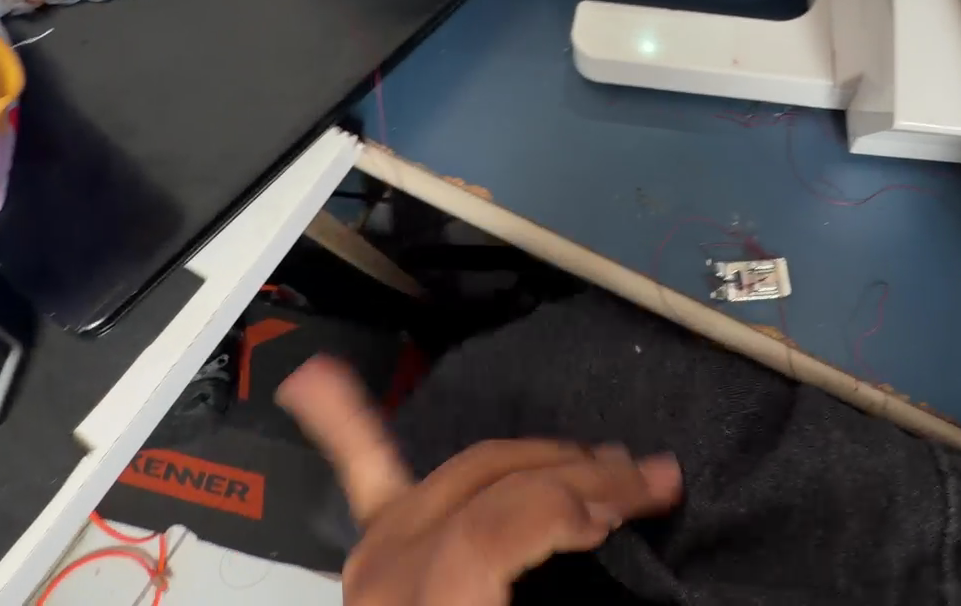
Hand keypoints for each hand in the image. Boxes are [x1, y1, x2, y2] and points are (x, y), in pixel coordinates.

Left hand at [277, 357, 682, 604]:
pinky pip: (369, 477)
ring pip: (467, 466)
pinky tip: (317, 377)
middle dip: (579, 474)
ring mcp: (379, 556)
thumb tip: (607, 533)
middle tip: (643, 482)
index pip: (489, 531)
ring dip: (538, 454)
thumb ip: (572, 599)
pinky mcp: (380, 553)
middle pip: (490, 483)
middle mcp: (388, 574)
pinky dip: (346, 422)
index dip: (564, 506)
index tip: (627, 513)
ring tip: (597, 460)